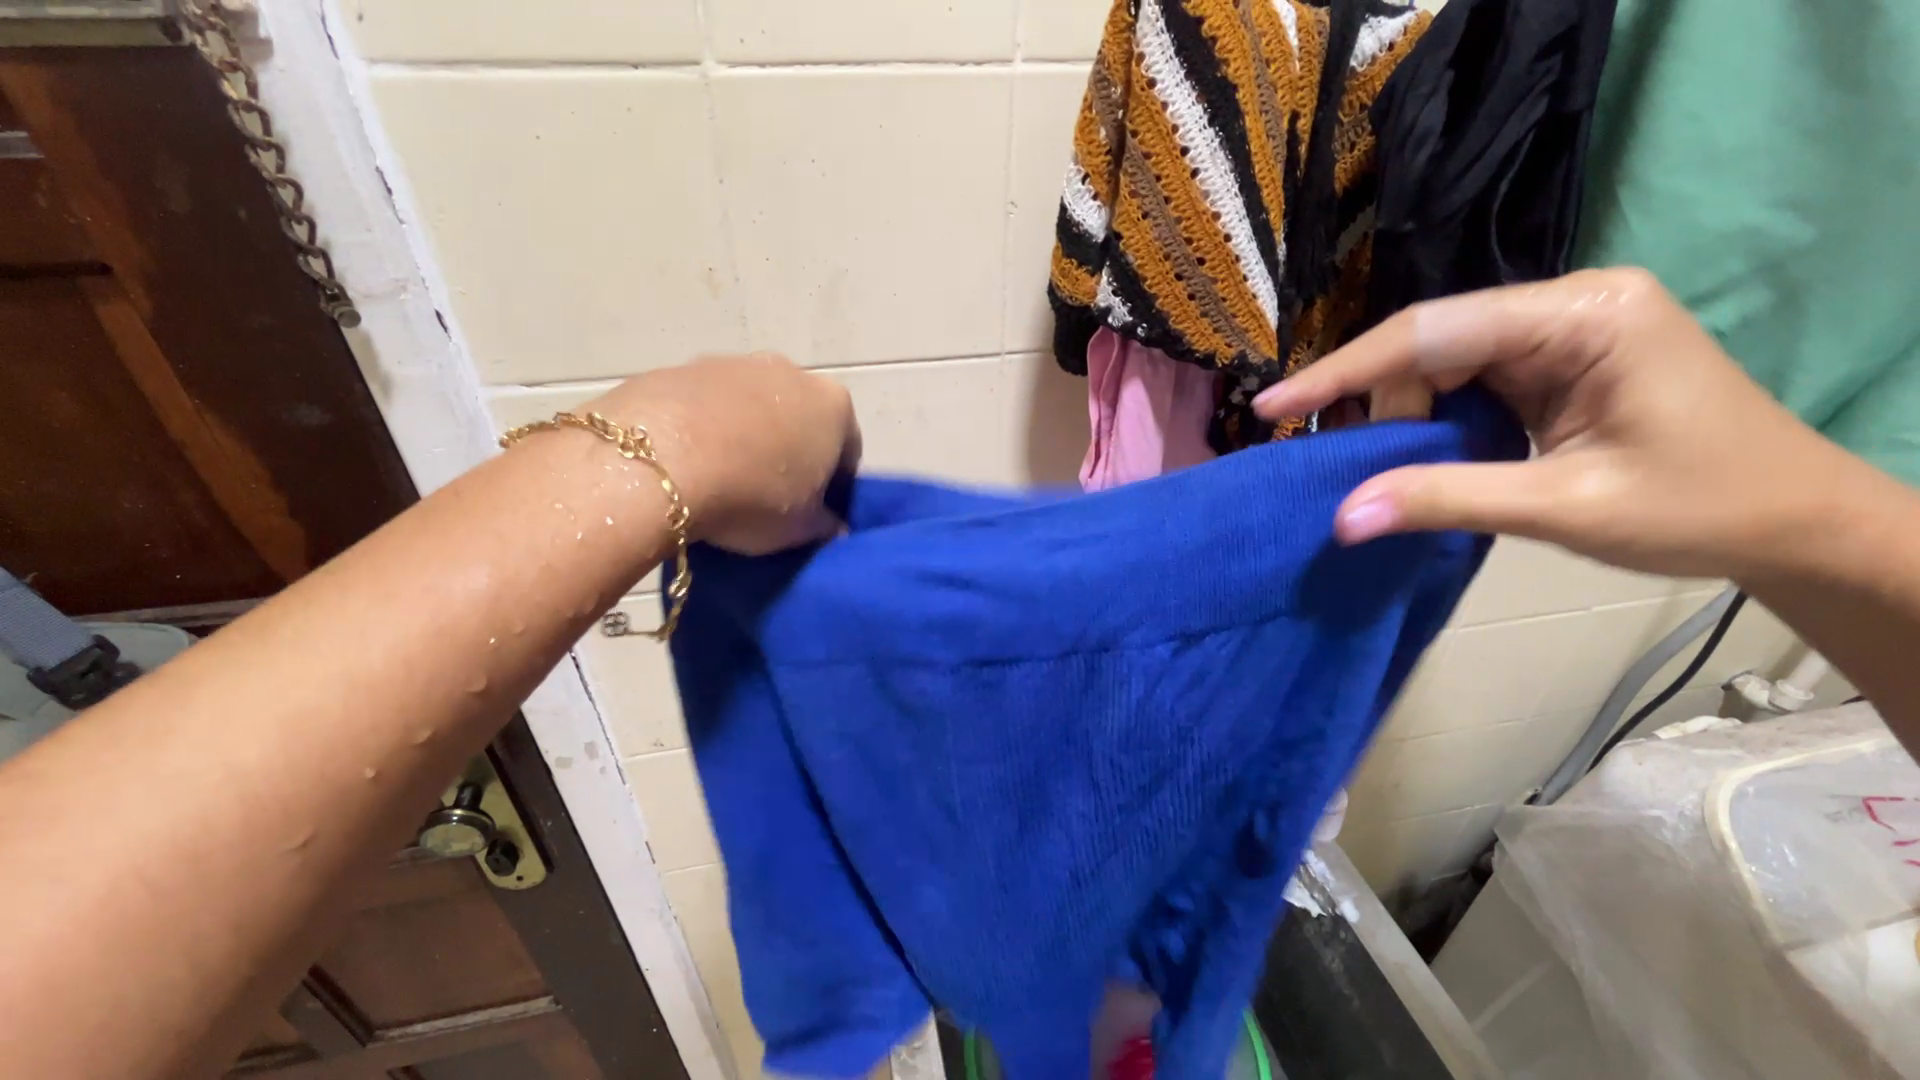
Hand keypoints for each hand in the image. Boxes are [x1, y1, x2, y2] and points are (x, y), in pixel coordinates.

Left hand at [588, 353, 859, 554]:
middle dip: (787, 451)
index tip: (811, 510)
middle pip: (797, 418)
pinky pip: (700, 407)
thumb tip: (830, 525)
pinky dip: (698, 430)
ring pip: (747, 408)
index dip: (833, 484)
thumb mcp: (800, 529)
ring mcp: (730, 364)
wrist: (657, 463)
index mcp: (832, 405)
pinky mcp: (677, 369)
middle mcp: (788, 371)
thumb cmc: (751, 496)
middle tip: (765, 496)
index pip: (847, 448)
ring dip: (741, 437)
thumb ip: (826, 525)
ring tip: (718, 482)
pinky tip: (683, 466)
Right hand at [1253, 268, 1869, 581]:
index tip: (1275, 407)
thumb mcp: (1565, 506)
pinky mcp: (1558, 361)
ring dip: (1403, 415)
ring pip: (1442, 362)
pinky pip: (1468, 380)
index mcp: (1584, 314)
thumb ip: (1447, 501)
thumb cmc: (1700, 507)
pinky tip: (1415, 454)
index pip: (1433, 332)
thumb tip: (1342, 518)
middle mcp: (1569, 304)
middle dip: (1376, 402)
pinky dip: (1433, 420)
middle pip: (1432, 342)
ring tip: (1377, 467)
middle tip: (1336, 461)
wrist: (1796, 525)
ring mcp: (1563, 330)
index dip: (1344, 371)